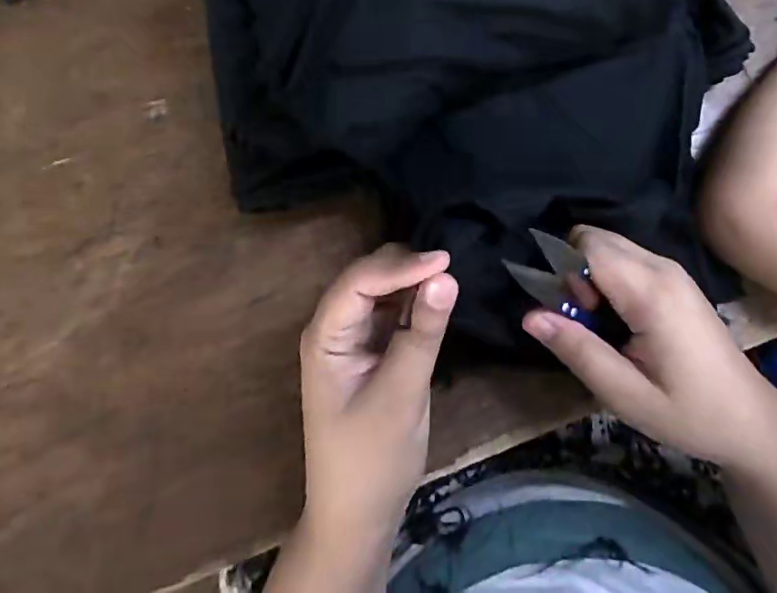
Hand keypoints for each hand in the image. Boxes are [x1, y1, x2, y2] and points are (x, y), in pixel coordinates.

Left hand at [298, 245, 457, 534]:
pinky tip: (438, 301)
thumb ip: (423, 332)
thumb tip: (447, 276)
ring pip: (384, 288)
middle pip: (369, 275)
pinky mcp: (374, 348)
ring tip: (448, 281)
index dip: (402, 265)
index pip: (360, 281)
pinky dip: (416, 300)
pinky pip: (394, 309)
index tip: (446, 260)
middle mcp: (335, 327)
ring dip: (413, 281)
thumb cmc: (372, 459)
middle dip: (407, 267)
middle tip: (451, 270)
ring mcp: (354, 336)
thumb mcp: (402, 394)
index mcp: (325, 336)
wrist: (359, 516)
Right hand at [522, 227, 776, 472]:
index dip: (566, 272)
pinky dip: (607, 275)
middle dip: (574, 268)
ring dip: (590, 272)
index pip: (589, 245)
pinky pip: (626, 256)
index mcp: (652, 292)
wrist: (750, 419)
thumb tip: (530, 315)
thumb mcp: (626, 395)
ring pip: (610, 243)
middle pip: (596, 237)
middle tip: (584, 318)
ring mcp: (672, 268)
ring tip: (600, 322)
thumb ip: (578, 350)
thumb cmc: (690, 414)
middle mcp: (662, 267)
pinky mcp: (675, 277)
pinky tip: (618, 318)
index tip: (574, 314)